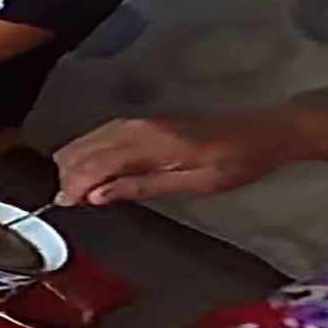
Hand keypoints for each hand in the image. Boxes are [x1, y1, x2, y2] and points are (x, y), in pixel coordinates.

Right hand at [53, 114, 291, 204]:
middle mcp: (130, 129)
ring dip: (72, 169)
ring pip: (75, 146)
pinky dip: (81, 159)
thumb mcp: (196, 184)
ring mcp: (126, 123)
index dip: (74, 186)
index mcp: (150, 145)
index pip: (93, 165)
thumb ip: (142, 187)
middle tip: (76, 201)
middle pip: (75, 153)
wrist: (260, 132)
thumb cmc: (236, 162)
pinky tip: (93, 174)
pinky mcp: (126, 124)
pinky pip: (87, 140)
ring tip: (84, 190)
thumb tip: (97, 196)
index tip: (67, 204)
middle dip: (68, 179)